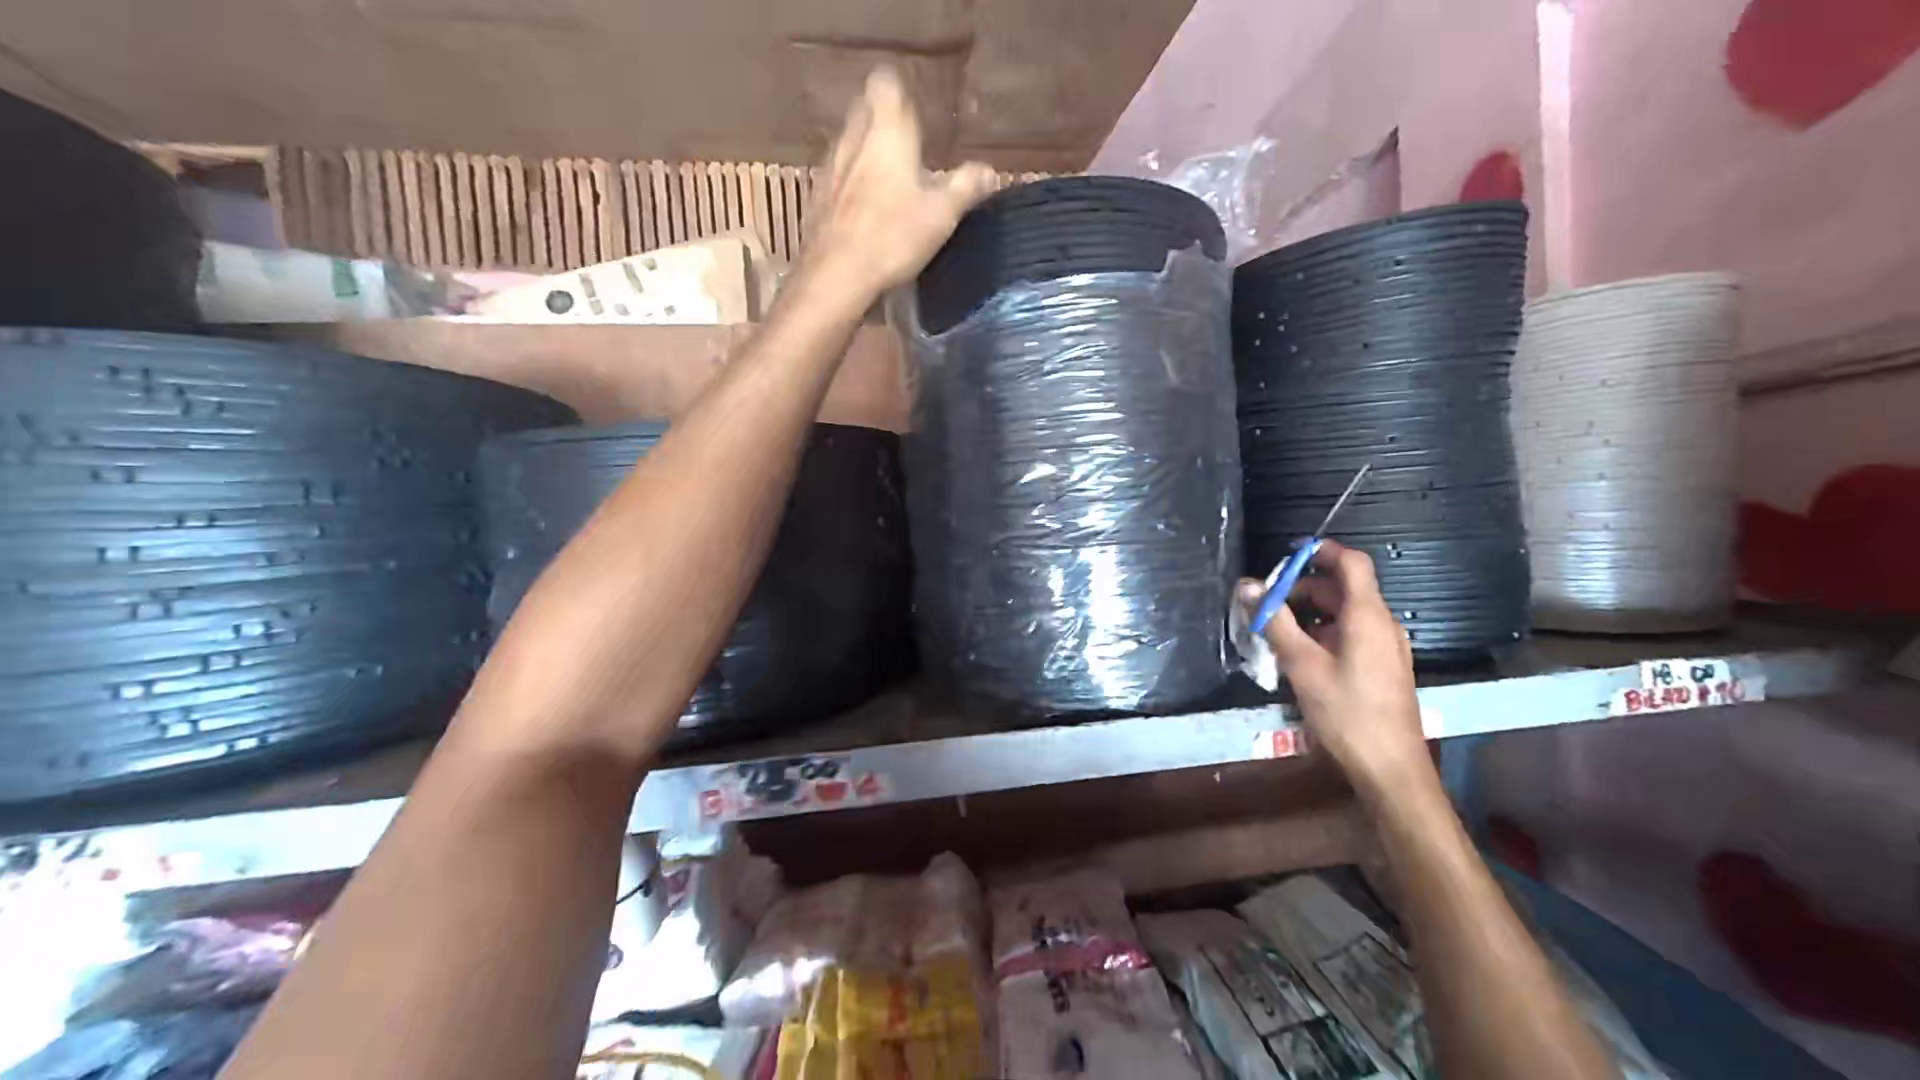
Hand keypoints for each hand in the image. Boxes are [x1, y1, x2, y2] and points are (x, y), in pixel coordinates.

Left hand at [798, 67, 997, 298]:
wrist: (836, 276)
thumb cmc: (893, 237)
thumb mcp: (942, 214)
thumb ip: (966, 186)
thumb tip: (989, 171)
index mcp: (886, 132)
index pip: (885, 84)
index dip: (899, 94)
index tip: (914, 114)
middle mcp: (853, 140)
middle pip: (864, 111)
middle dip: (883, 123)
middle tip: (906, 149)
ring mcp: (829, 169)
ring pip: (849, 145)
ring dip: (866, 156)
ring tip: (887, 184)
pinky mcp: (816, 200)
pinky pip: (836, 179)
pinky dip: (850, 186)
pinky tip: (864, 213)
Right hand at [1237, 541, 1430, 795]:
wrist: (1389, 766)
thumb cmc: (1346, 712)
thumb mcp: (1301, 665)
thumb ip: (1274, 622)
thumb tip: (1246, 587)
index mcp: (1367, 616)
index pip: (1351, 563)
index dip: (1321, 551)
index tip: (1287, 554)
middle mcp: (1382, 623)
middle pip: (1343, 587)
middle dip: (1303, 587)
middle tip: (1266, 602)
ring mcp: (1385, 645)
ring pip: (1345, 612)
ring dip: (1310, 611)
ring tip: (1275, 629)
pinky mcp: (1382, 665)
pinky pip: (1350, 632)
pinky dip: (1323, 630)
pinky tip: (1298, 653)